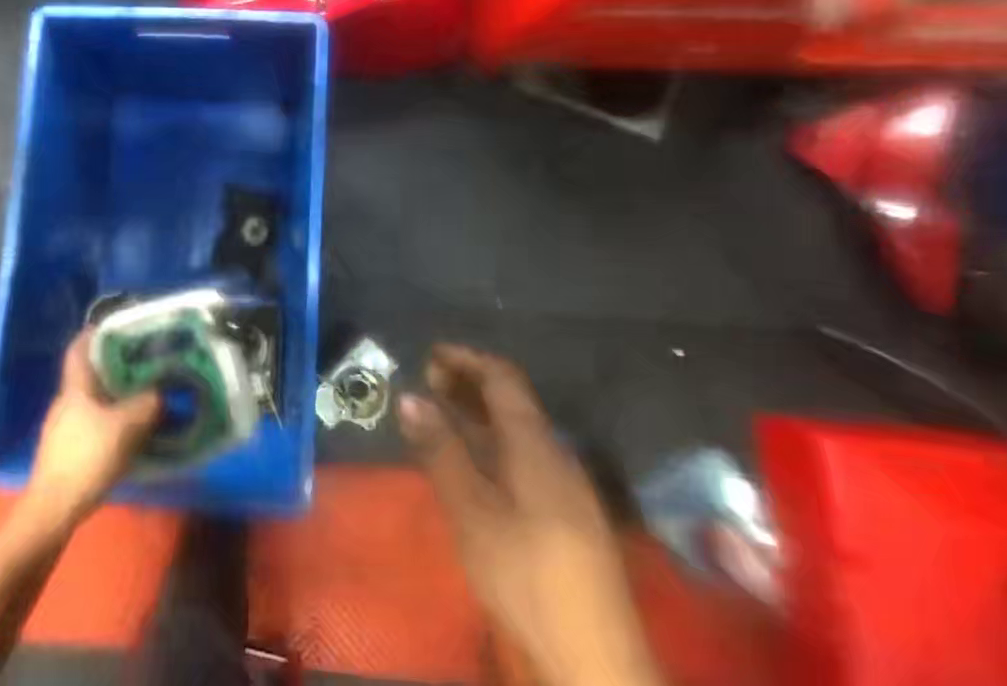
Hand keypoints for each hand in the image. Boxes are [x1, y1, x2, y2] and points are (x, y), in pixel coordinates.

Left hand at [21, 330, 160, 531]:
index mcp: (75, 389)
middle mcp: (66, 403)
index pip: (79, 350)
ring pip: (96, 399)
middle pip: (91, 374)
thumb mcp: (128, 424)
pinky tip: (136, 428)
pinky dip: (116, 418)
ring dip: (120, 394)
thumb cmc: (87, 458)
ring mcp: (65, 428)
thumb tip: (161, 392)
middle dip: (119, 365)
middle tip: (149, 359)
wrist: (53, 510)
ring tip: (149, 393)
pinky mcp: (69, 451)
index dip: (95, 333)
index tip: (120, 324)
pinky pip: (97, 422)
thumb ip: (149, 402)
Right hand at [400, 345, 663, 685]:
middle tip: (432, 379)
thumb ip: (443, 453)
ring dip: (482, 416)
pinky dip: (495, 445)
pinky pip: (526, 457)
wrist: (595, 651)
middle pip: (513, 402)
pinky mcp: (568, 513)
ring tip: (446, 413)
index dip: (468, 360)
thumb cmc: (526, 574)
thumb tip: (411, 398)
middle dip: (472, 385)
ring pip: (520, 432)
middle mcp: (556, 452)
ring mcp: (566, 483)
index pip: (503, 379)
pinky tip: (478, 465)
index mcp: (536, 442)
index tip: (433, 354)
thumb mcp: (472, 514)